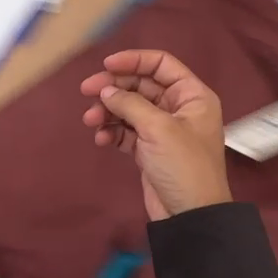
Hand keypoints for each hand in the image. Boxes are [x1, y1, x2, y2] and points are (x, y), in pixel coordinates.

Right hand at [79, 50, 232, 221]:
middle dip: (113, 88)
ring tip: (91, 122)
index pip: (161, 64)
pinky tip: (101, 139)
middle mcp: (178, 108)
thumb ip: (130, 103)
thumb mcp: (158, 129)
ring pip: (129, 107)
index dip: (133, 60)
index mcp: (191, 96)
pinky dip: (112, 132)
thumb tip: (105, 90)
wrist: (190, 217)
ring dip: (108, 111)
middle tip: (86, 91)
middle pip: (140, 85)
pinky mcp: (149, 149)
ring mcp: (162, 129)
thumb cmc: (183, 166)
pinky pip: (125, 131)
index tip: (106, 65)